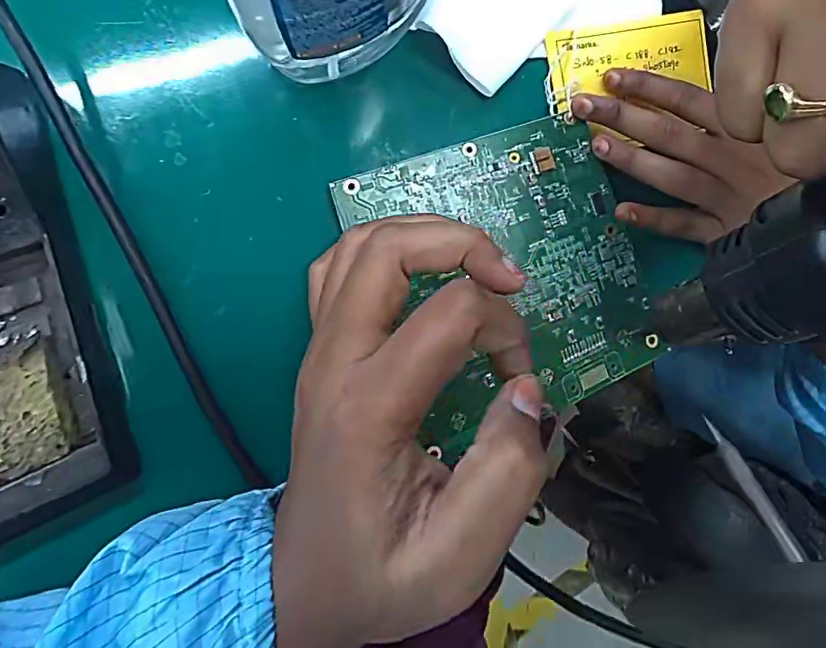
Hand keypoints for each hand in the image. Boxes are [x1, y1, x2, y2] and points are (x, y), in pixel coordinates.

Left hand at [277, 217, 548, 646]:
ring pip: (360, 243)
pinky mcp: (320, 346)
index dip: (503, 326)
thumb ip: (509, 472)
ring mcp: (318, 347)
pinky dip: (387, 248)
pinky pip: (340, 265)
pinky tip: (421, 271)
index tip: (520, 372)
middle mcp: (333, 360)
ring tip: (474, 263)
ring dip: (425, 234)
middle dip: (463, 243)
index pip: (447, 314)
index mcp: (367, 407)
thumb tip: (525, 386)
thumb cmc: (379, 576)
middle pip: (388, 249)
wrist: (300, 592)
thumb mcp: (459, 558)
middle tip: (509, 277)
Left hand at [568, 69, 792, 242]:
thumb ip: (778, 108)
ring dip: (631, 160)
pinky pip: (685, 229)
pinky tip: (622, 214)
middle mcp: (733, 161)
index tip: (613, 76)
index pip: (690, 101)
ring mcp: (727, 201)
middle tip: (582, 105)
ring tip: (598, 146)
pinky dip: (654, 221)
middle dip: (623, 117)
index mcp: (754, 130)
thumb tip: (743, 80)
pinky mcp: (730, 238)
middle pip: (668, 134)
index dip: (648, 88)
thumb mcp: (820, 127)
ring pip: (669, 175)